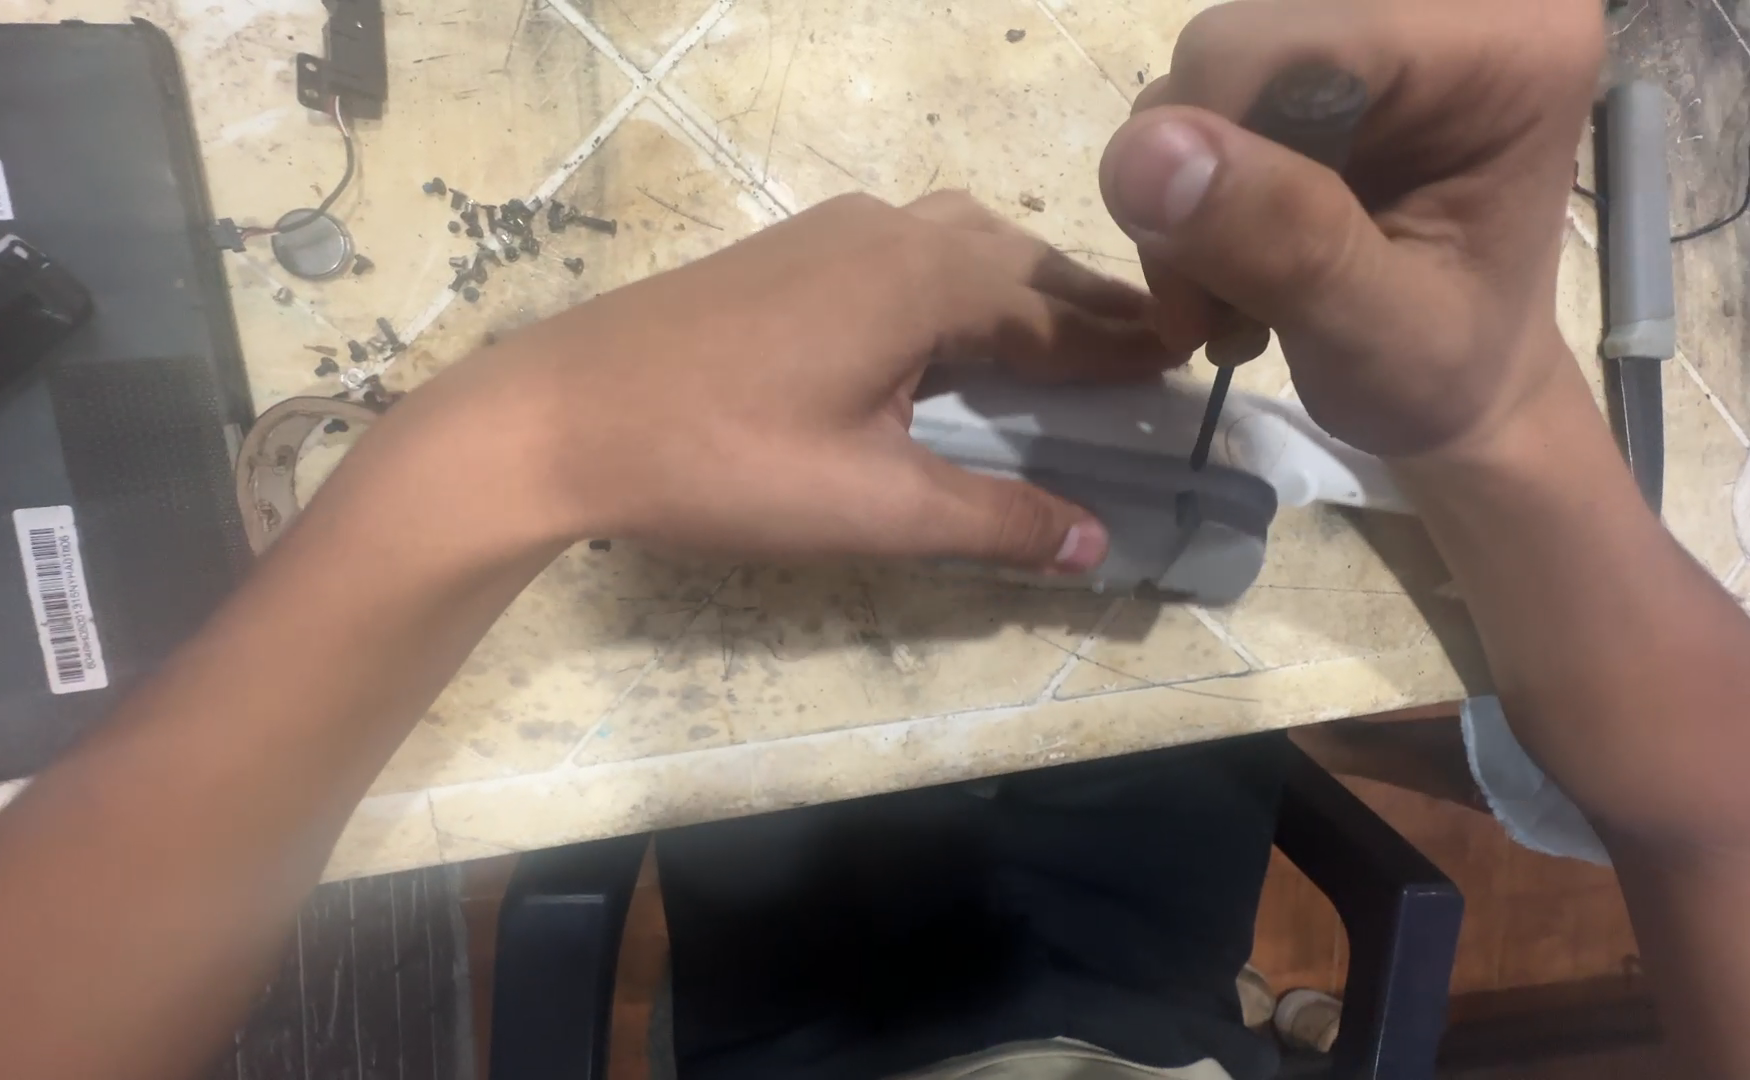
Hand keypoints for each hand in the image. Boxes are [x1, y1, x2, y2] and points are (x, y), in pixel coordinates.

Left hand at [377, 191, 1176, 568]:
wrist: (561, 419)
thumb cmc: (723, 463)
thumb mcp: (873, 504)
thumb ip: (992, 519)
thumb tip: (1095, 543)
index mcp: (925, 280)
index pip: (1059, 312)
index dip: (1126, 342)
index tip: (1188, 357)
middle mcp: (889, 230)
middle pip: (1020, 263)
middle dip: (1086, 309)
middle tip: (1140, 352)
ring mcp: (832, 231)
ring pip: (963, 246)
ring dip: (1023, 289)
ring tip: (1060, 339)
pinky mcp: (791, 251)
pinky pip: (909, 252)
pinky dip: (960, 285)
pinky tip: (952, 326)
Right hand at [1098, 0, 1603, 457]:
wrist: (1450, 391)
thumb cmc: (1437, 375)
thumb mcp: (1368, 329)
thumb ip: (1276, 239)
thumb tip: (1138, 154)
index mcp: (1499, 46)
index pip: (1277, 40)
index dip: (1207, 156)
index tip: (1208, 288)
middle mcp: (1433, 16)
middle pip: (1225, 57)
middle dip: (1192, 196)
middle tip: (1214, 305)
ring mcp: (1364, 50)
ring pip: (1193, 97)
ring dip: (1182, 217)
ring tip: (1228, 301)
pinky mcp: (1315, 90)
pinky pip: (1195, 129)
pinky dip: (1188, 215)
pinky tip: (1229, 275)